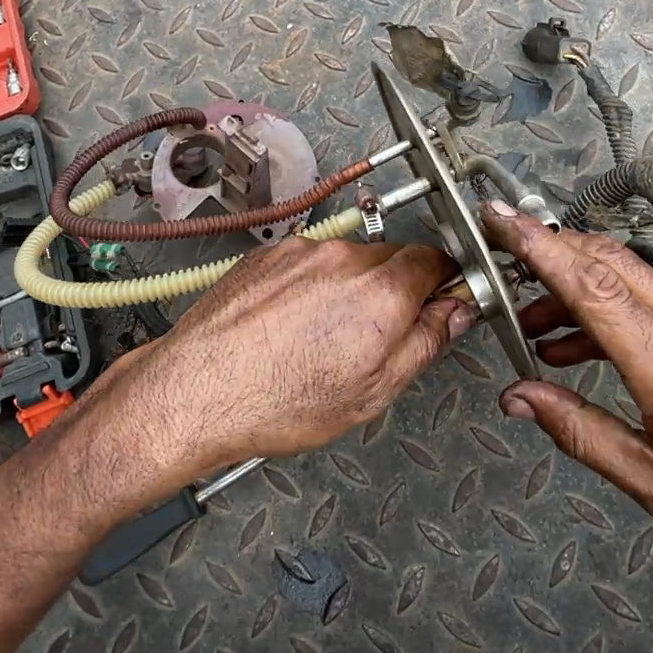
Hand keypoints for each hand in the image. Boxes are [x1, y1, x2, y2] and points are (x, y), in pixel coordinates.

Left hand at [113, 238, 473, 474]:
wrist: (198, 389)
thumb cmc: (277, 401)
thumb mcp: (373, 392)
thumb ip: (425, 343)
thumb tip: (454, 313)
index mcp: (380, 292)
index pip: (434, 260)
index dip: (441, 282)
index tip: (438, 300)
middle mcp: (343, 258)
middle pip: (391, 258)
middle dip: (394, 290)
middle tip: (374, 335)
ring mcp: (301, 251)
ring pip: (347, 260)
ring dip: (349, 287)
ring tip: (321, 337)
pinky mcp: (269, 254)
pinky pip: (308, 261)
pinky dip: (311, 284)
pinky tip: (292, 325)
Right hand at [481, 202, 652, 603]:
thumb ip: (583, 434)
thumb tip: (520, 397)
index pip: (599, 290)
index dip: (542, 249)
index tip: (501, 219)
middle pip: (612, 263)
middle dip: (550, 260)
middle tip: (507, 283)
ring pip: (637, 281)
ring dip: (581, 292)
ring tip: (544, 338)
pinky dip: (621, 310)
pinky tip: (603, 350)